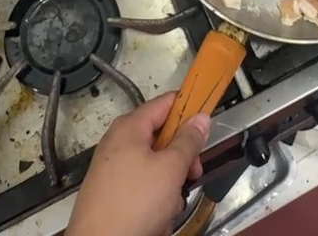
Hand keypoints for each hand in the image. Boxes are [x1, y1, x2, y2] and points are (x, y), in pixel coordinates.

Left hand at [66, 92, 209, 235]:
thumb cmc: (135, 201)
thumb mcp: (170, 169)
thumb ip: (189, 141)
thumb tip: (201, 117)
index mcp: (130, 126)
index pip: (166, 103)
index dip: (188, 110)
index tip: (206, 127)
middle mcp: (119, 141)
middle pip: (161, 136)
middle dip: (181, 156)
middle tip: (193, 173)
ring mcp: (113, 168)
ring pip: (154, 165)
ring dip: (170, 183)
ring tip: (172, 204)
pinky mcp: (111, 192)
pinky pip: (142, 185)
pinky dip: (154, 197)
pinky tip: (159, 216)